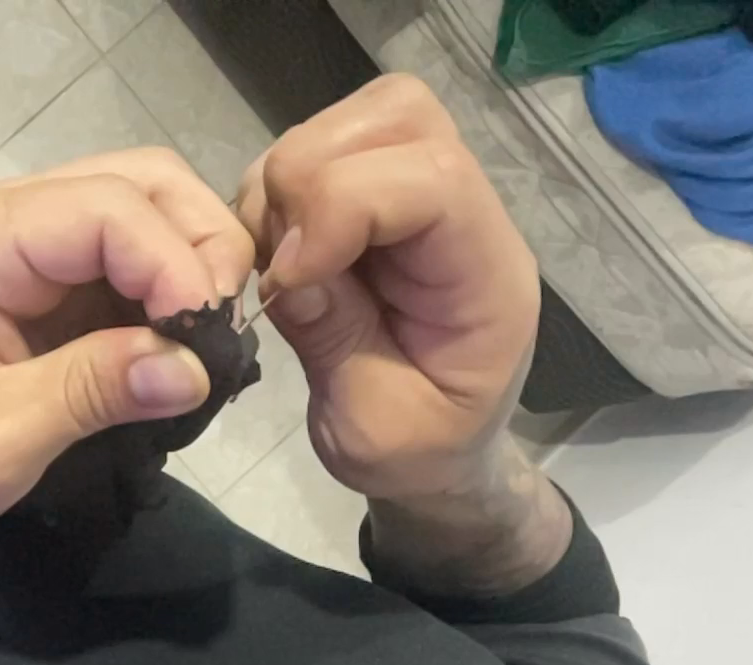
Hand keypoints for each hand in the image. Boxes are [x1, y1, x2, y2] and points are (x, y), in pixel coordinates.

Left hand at [0, 147, 256, 536]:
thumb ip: (92, 392)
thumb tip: (195, 370)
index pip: (102, 208)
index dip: (172, 261)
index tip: (208, 338)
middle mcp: (1, 217)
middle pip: (135, 182)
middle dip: (197, 245)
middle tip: (224, 327)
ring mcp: (27, 240)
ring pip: (143, 207)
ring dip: (192, 262)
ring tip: (209, 336)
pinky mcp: (50, 274)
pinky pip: (131, 256)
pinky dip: (171, 289)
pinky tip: (183, 337)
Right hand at [235, 75, 540, 501]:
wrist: (431, 459)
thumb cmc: (414, 453)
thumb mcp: (371, 426)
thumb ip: (335, 343)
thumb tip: (282, 268)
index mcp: (483, 277)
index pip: (431, 181)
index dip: (340, 208)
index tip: (284, 280)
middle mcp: (461, 219)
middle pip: (399, 117)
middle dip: (312, 176)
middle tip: (273, 258)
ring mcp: (418, 207)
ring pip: (357, 123)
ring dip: (289, 183)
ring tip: (269, 260)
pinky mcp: (373, 211)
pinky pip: (322, 157)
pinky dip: (277, 194)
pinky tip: (270, 254)